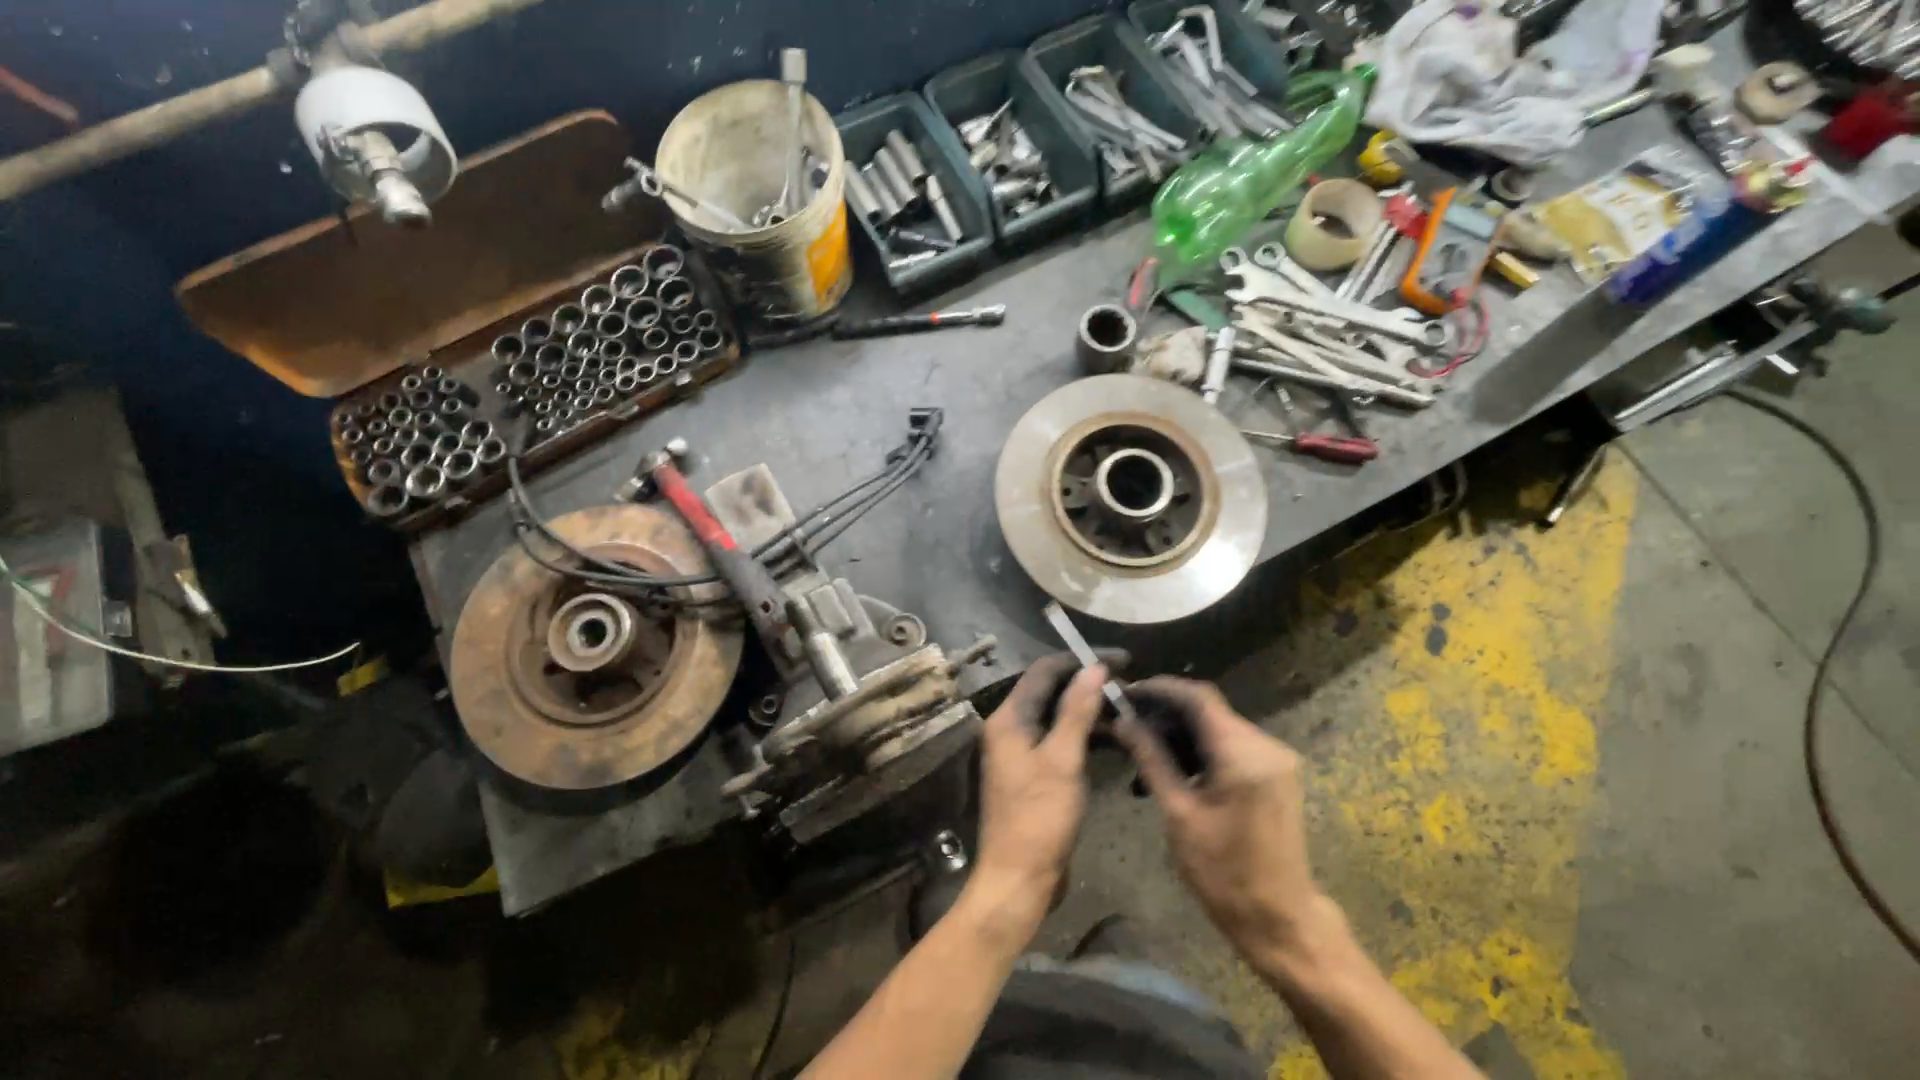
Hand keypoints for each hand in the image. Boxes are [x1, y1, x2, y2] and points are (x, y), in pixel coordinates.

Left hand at [966, 655, 1107, 943]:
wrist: (1018, 877)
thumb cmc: (1039, 818)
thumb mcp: (1062, 760)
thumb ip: (1077, 711)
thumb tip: (1094, 667)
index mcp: (1008, 719)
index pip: (1045, 671)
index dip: (1081, 660)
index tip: (1122, 660)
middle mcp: (1009, 729)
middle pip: (1050, 691)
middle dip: (1087, 683)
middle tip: (1129, 684)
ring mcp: (1020, 752)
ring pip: (1057, 717)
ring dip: (1088, 710)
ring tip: (1128, 708)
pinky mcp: (1033, 774)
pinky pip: (1060, 741)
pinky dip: (1084, 735)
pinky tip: (1113, 738)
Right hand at [1116, 677, 1327, 964]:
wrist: (1280, 918)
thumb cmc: (1223, 874)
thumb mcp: (1179, 815)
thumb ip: (1153, 760)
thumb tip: (1125, 722)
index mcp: (1245, 755)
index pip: (1199, 698)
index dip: (1160, 688)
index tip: (1127, 692)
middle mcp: (1267, 746)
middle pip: (1209, 710)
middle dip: (1166, 713)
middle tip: (1127, 726)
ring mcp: (1276, 759)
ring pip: (1219, 727)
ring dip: (1181, 733)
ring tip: (1143, 752)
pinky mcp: (1277, 773)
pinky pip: (1232, 746)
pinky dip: (1201, 749)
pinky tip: (1173, 768)